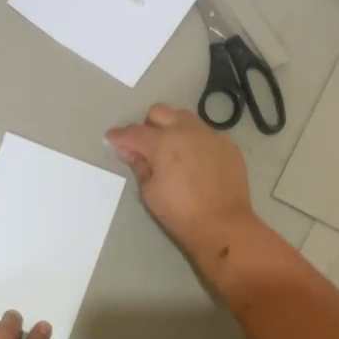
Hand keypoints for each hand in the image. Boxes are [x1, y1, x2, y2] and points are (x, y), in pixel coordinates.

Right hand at [106, 103, 262, 263]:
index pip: (134, 132)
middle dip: (147, 125)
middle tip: (145, 146)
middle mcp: (187, 130)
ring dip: (172, 128)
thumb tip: (128, 150)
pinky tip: (196, 162)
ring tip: (172, 150)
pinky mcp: (228, 144)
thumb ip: (138, 165)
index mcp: (163, 143)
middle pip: (159, 112)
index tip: (111, 138)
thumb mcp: (149, 192)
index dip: (119, 135)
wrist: (224, 225)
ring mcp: (211, 135)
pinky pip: (206, 134)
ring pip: (184, 118)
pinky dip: (194, 142)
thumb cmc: (180, 213)